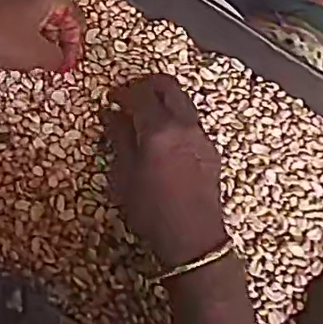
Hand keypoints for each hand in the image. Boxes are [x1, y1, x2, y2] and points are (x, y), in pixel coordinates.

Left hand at [0, 0, 84, 72]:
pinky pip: (17, 21)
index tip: (66, 66)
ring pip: (37, 21)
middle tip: (53, 66)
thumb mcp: (36, 54)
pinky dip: (20, 38)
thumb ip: (57, 59)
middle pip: (58, 20)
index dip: (74, 49)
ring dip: (38, 43)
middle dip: (57, 46)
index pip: (77, 22)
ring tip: (31, 62)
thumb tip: (60, 61)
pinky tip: (10, 53)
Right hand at [104, 75, 228, 270]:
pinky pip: (190, 121)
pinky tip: (162, 139)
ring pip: (182, 101)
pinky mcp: (210, 149)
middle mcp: (184, 125)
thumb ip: (119, 138)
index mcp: (159, 130)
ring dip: (162, 100)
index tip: (111, 98)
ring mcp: (201, 136)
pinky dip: (174, 118)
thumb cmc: (151, 210)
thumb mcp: (124, 175)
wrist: (193, 238)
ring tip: (144, 118)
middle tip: (129, 96)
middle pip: (167, 86)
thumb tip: (112, 114)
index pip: (139, 94)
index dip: (122, 92)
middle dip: (146, 85)